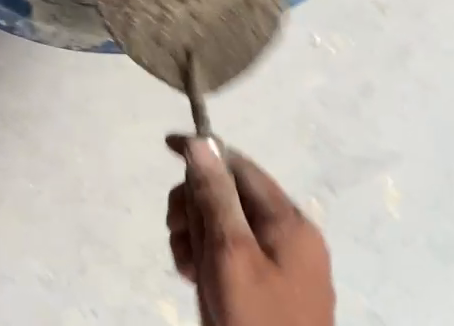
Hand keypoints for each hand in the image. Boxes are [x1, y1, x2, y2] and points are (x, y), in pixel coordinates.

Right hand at [165, 136, 334, 325]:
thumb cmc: (256, 317)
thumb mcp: (229, 252)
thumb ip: (214, 195)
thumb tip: (200, 144)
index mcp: (288, 222)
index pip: (239, 165)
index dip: (202, 152)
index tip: (164, 147)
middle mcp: (288, 234)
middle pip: (227, 192)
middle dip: (194, 204)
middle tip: (176, 229)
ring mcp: (279, 260)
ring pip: (221, 220)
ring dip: (194, 232)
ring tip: (186, 263)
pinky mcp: (267, 281)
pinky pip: (227, 248)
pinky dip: (204, 253)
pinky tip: (195, 274)